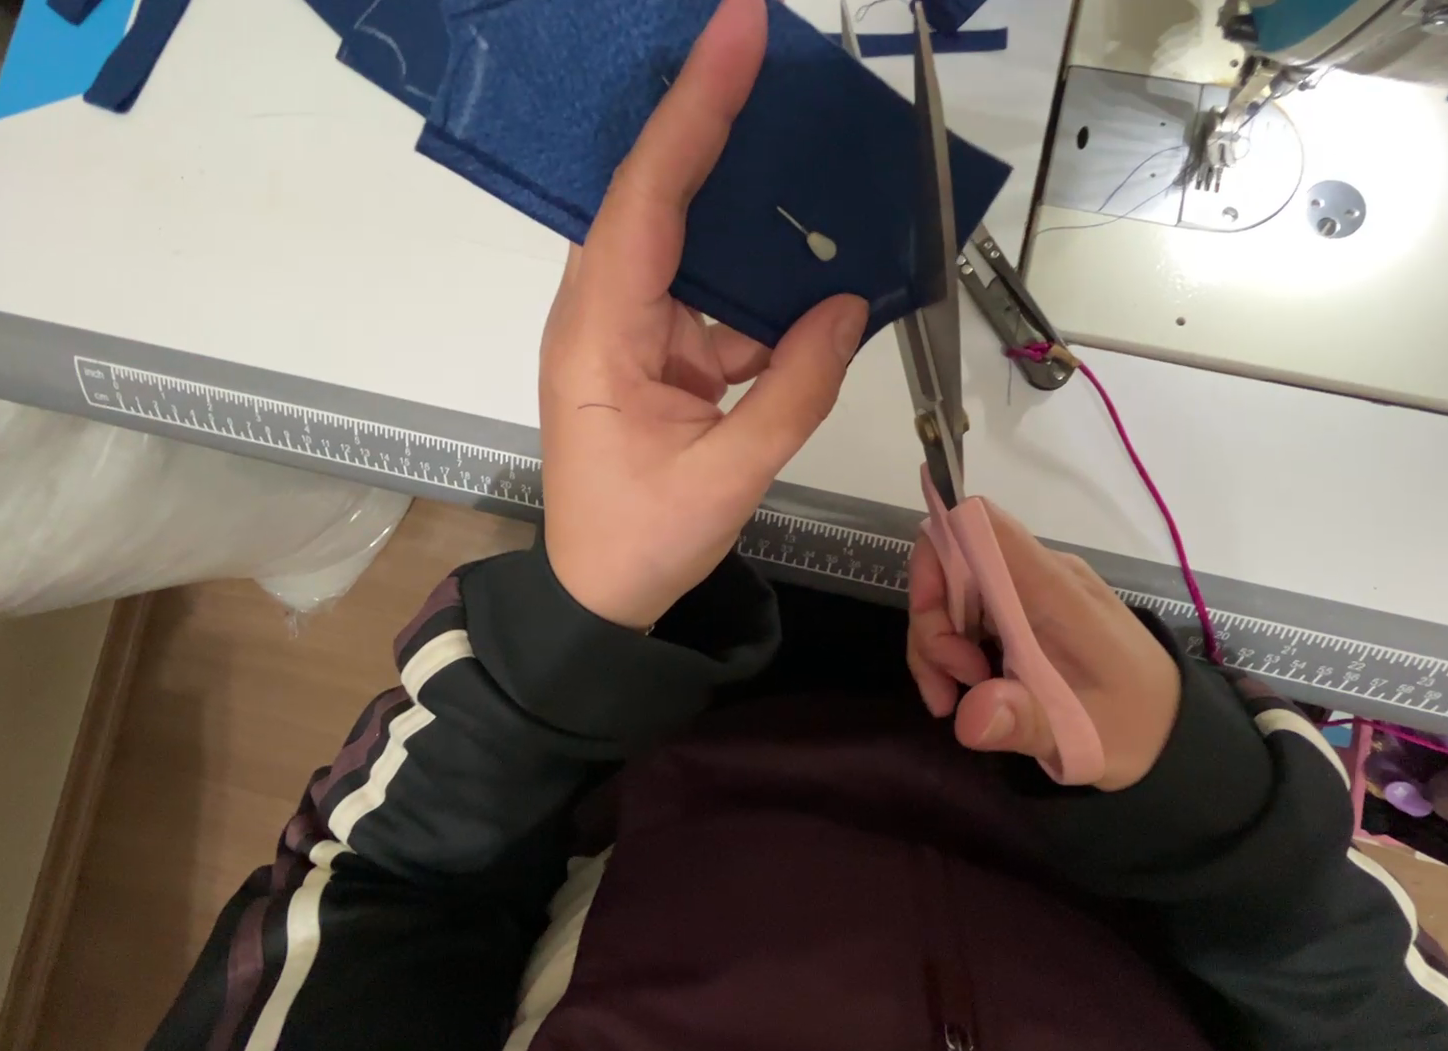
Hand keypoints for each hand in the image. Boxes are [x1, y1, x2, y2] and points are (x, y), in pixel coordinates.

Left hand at [540, 0, 869, 630]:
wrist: (598, 597)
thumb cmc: (645, 543)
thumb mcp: (730, 474)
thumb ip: (797, 389)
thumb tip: (850, 306)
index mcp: (600, 335)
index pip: (646, 201)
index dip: (693, 113)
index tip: (735, 31)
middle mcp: (600, 317)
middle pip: (652, 202)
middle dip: (706, 129)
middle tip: (765, 58)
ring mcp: (622, 336)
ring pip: (679, 247)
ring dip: (733, 204)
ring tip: (796, 145)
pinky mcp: (647, 360)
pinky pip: (701, 301)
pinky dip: (750, 285)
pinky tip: (802, 266)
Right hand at [907, 502, 1181, 789]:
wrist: (1171, 728)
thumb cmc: (1133, 726)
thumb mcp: (1082, 740)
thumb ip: (1025, 724)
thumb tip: (969, 717)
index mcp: (1054, 590)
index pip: (982, 526)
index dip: (938, 552)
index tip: (930, 616)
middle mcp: (1036, 576)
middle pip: (950, 566)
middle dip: (931, 625)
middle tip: (952, 687)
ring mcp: (1026, 591)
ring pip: (949, 593)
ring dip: (935, 644)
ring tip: (954, 698)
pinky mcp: (1020, 608)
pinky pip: (965, 612)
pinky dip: (949, 649)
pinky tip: (965, 690)